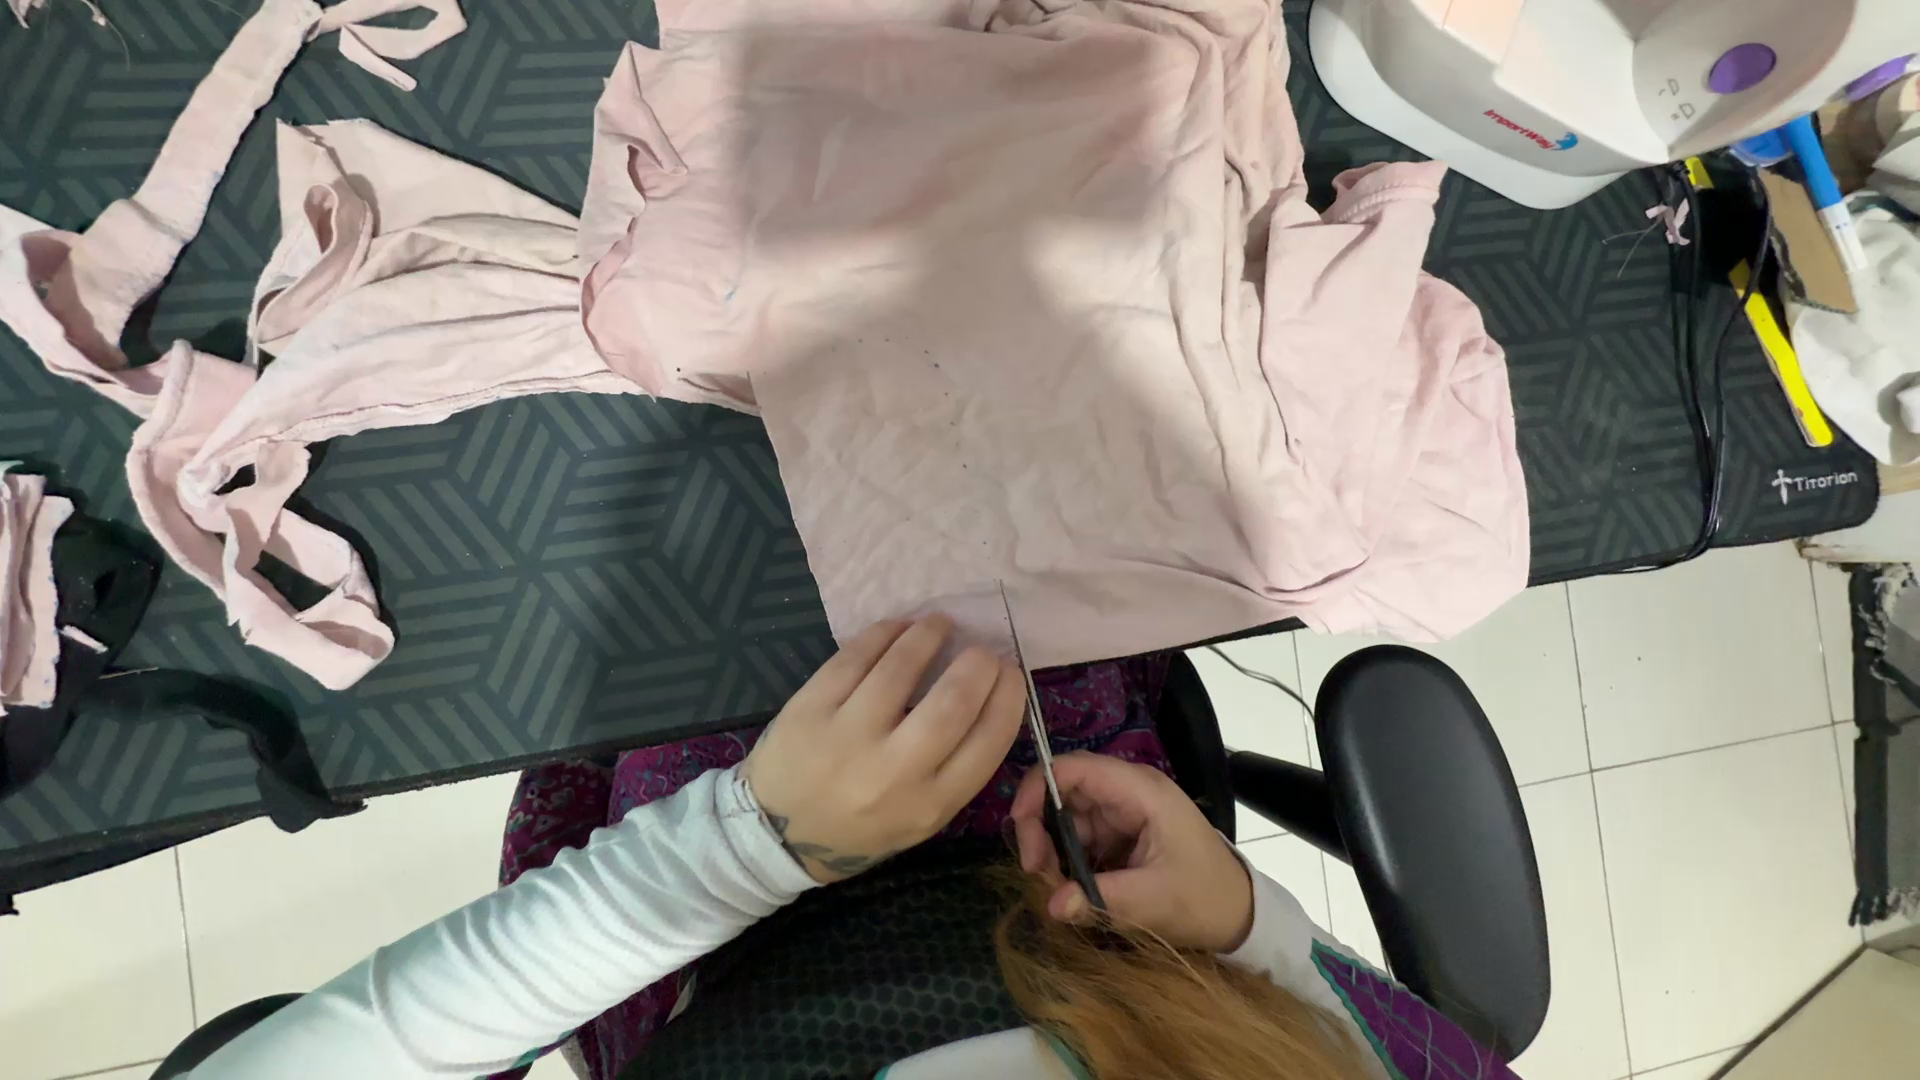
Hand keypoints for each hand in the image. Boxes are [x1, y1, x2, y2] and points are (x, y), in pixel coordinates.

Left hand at [743, 616, 1027, 883]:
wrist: (775, 837)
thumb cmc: (859, 827)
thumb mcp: (918, 818)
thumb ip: (954, 767)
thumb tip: (986, 696)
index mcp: (928, 805)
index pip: (989, 740)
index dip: (1009, 696)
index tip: (1010, 672)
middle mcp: (892, 772)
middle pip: (953, 702)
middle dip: (978, 664)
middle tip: (981, 649)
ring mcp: (847, 737)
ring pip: (901, 668)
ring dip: (930, 636)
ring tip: (941, 624)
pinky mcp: (810, 709)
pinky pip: (854, 658)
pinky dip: (884, 634)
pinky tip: (899, 627)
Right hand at [1011, 752, 1253, 951]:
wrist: (1241, 914)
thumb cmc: (1205, 897)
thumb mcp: (1155, 901)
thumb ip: (1100, 899)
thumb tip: (1051, 905)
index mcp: (1139, 791)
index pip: (1075, 768)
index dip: (1038, 788)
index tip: (1018, 826)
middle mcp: (1126, 791)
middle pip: (1064, 790)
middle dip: (1040, 827)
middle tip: (1035, 872)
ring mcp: (1122, 810)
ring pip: (1067, 816)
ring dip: (1051, 848)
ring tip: (1051, 887)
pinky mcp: (1119, 832)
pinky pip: (1079, 836)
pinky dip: (1066, 859)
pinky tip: (1066, 887)